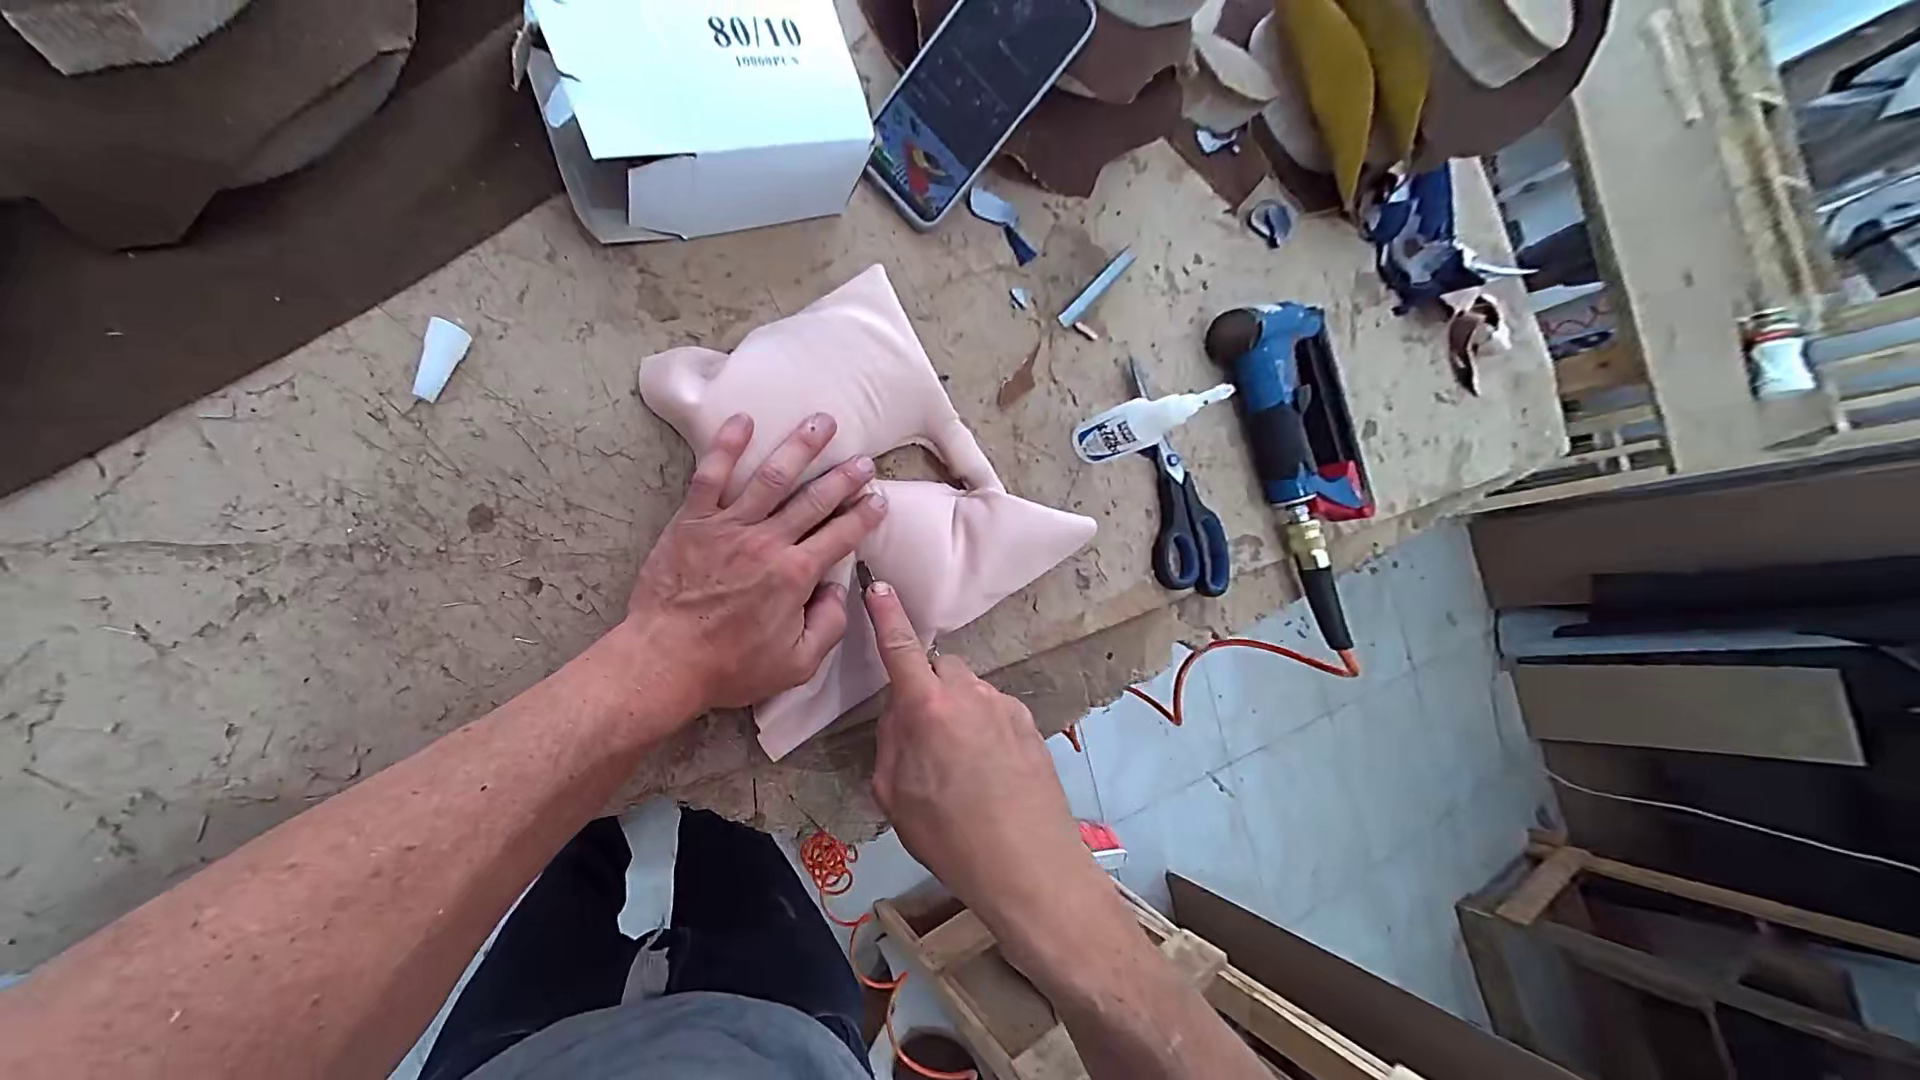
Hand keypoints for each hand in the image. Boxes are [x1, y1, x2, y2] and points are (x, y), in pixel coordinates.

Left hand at [626, 412, 886, 713]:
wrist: (664, 660)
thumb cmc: (731, 666)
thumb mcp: (798, 664)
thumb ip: (830, 625)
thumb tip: (838, 590)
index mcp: (796, 574)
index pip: (842, 536)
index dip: (865, 516)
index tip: (879, 499)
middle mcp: (768, 542)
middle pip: (814, 499)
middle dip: (844, 477)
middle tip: (863, 459)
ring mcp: (729, 527)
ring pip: (772, 477)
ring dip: (800, 447)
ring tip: (821, 422)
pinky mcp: (693, 522)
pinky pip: (711, 476)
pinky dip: (727, 445)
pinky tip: (743, 420)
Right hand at [865, 580, 1105, 933]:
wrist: (1030, 867)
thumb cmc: (951, 839)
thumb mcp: (895, 796)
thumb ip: (892, 740)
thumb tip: (901, 711)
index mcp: (928, 709)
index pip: (901, 648)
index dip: (887, 614)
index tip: (879, 585)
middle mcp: (970, 694)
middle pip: (940, 667)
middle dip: (927, 685)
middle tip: (924, 732)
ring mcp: (1005, 706)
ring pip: (969, 689)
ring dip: (956, 708)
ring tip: (960, 762)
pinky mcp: (1030, 722)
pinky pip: (994, 708)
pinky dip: (983, 724)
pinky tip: (989, 768)